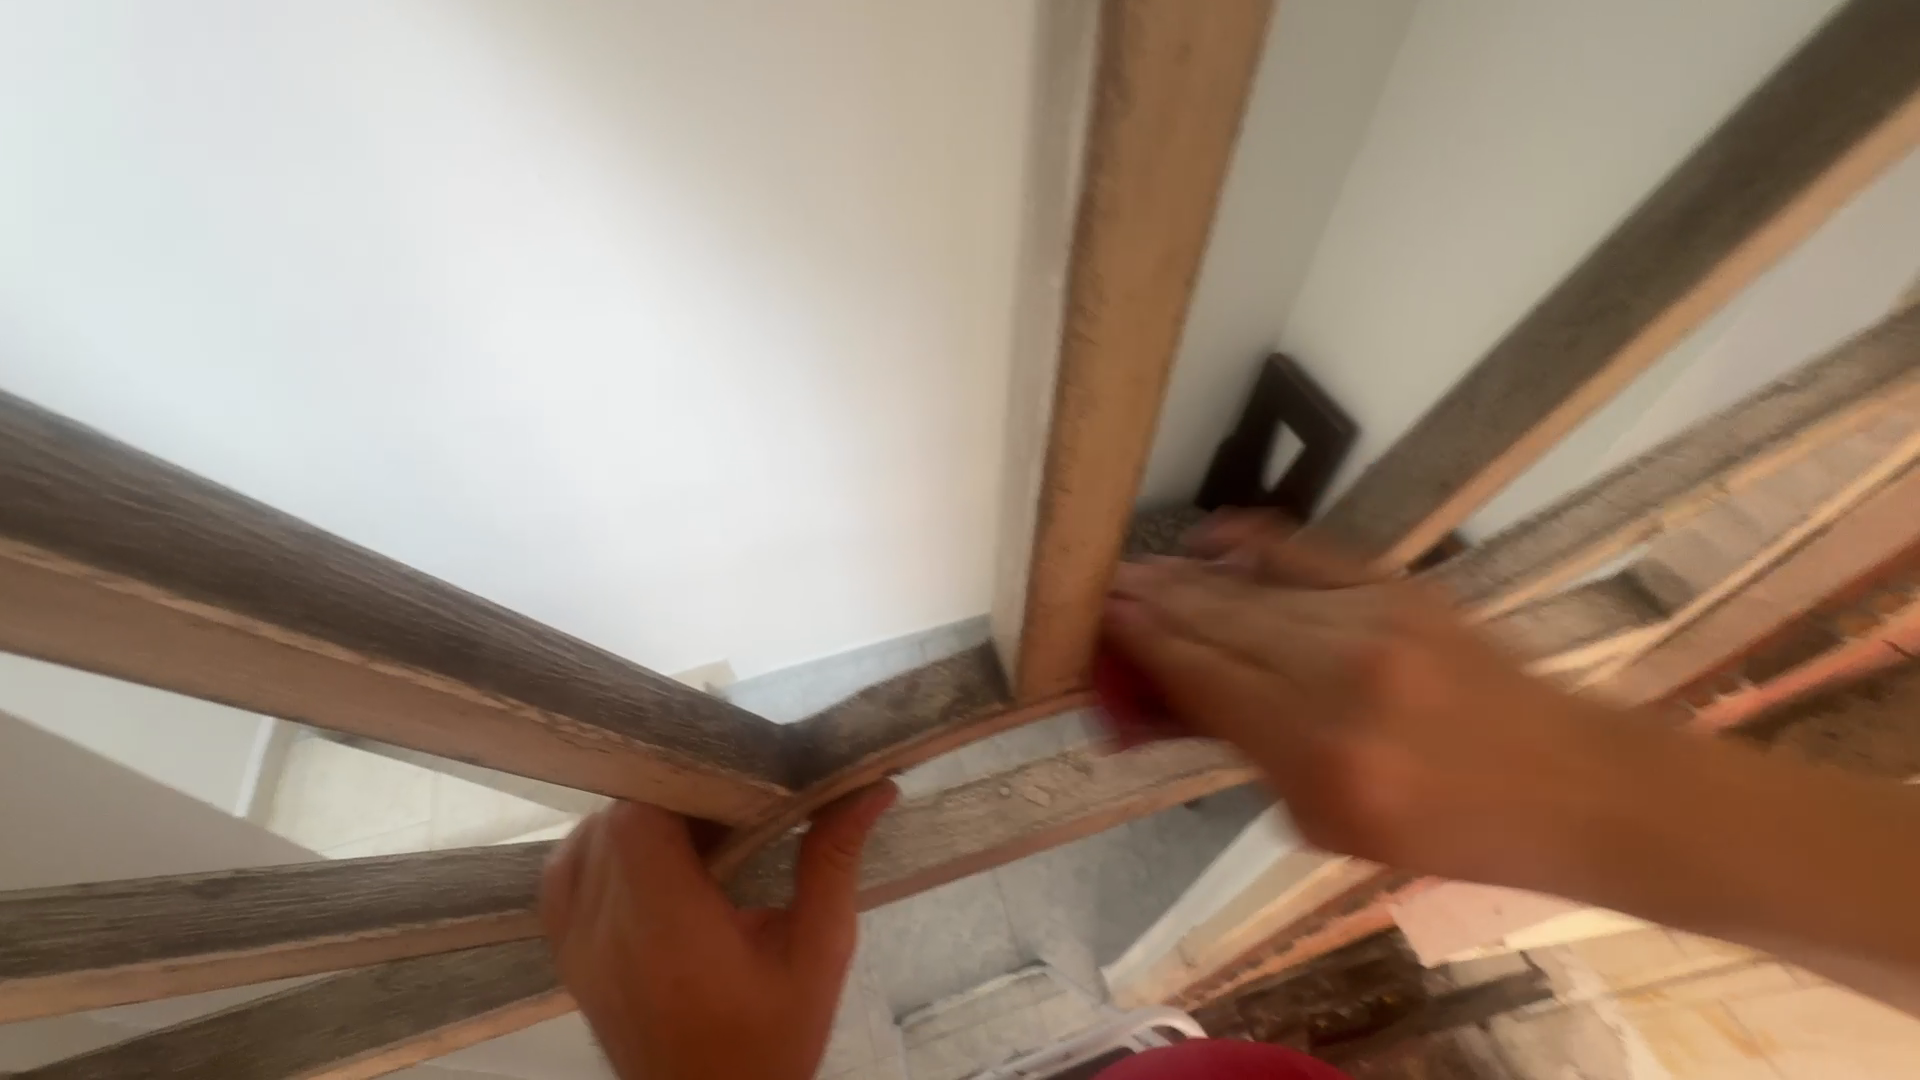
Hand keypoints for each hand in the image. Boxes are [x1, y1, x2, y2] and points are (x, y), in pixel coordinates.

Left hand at [541, 783, 896, 1079]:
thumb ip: (834, 862)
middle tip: (731, 801)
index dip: (680, 781)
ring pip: (586, 838)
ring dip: (640, 818)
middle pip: (613, 820)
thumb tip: (875, 787)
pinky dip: (604, 848)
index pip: (638, 822)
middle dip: (672, 795)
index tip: (734, 776)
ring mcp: (575, 947)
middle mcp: (606, 934)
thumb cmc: (772, 1040)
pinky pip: (567, 872)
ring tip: (699, 828)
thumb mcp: (819, 951)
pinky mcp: (567, 957)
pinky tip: (655, 858)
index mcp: (669, 932)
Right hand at [1103, 512, 1651, 893]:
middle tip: (1105, 587)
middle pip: (1216, 623)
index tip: (1101, 620)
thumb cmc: (1448, 833)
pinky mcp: (1401, 590)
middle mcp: (1338, 675)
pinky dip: (1250, 544)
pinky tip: (1211, 538)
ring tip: (1140, 569)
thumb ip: (1245, 754)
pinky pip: (1305, 555)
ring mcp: (1373, 622)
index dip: (1142, 643)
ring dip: (1186, 578)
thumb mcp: (1326, 823)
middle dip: (1151, 601)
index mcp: (1318, 751)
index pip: (1200, 676)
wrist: (1577, 787)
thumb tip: (1171, 702)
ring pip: (1251, 590)